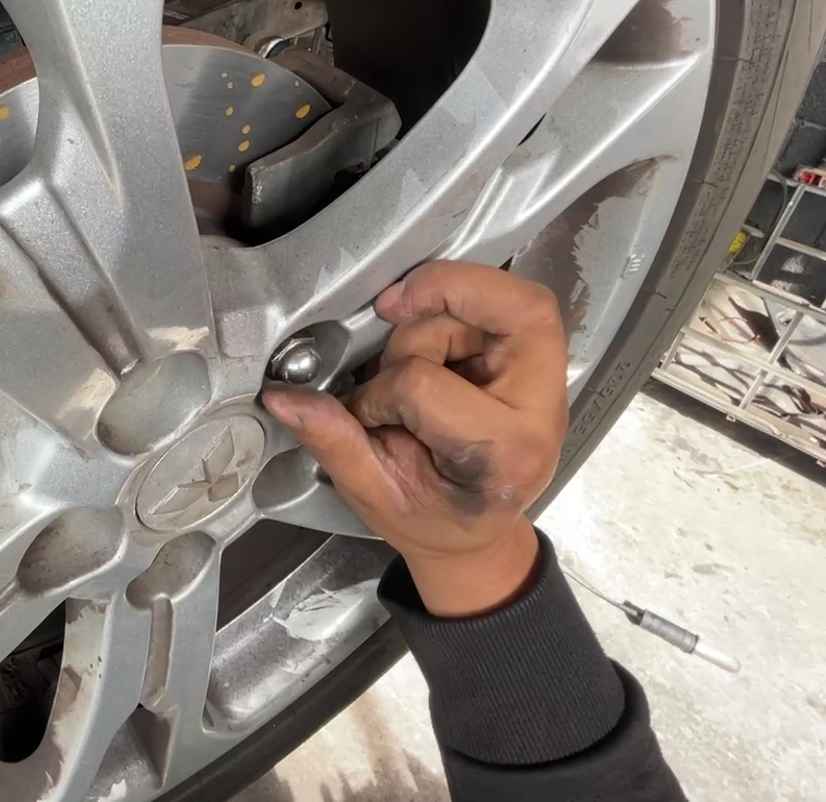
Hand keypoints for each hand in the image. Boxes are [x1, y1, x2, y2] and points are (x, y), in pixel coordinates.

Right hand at [262, 261, 568, 616]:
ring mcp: (544, 381)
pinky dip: (458, 304)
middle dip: (446, 290)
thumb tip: (282, 397)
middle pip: (519, 311)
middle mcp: (539, 410)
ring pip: (501, 301)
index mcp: (501, 453)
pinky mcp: (534, 362)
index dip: (380, 392)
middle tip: (391, 306)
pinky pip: (506, 305)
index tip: (368, 416)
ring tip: (412, 360)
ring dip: (439, 313)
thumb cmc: (427, 517)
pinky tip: (429, 335)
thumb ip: (331, 440)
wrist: (474, 535)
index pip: (425, 386)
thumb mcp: (371, 491)